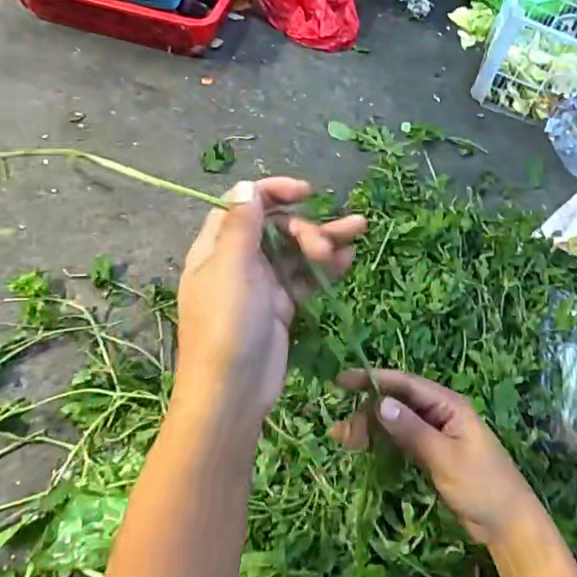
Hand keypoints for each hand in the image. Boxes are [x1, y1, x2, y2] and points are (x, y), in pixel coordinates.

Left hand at [176, 178, 366, 414]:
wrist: (234, 390)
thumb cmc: (227, 326)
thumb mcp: (232, 270)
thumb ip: (241, 226)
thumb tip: (246, 185)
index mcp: (216, 249)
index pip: (243, 206)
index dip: (273, 192)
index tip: (307, 193)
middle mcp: (239, 262)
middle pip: (277, 228)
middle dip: (306, 227)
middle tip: (325, 246)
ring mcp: (263, 285)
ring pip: (297, 252)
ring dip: (326, 239)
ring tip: (360, 229)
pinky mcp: (283, 306)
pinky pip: (307, 277)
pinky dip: (326, 266)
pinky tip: (349, 258)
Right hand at [330, 369, 542, 544]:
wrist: (505, 520)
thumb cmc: (481, 484)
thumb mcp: (444, 457)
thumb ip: (412, 430)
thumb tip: (380, 402)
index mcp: (450, 405)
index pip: (407, 384)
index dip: (373, 380)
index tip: (341, 381)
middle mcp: (442, 414)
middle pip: (398, 402)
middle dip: (367, 411)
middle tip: (339, 433)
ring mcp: (437, 434)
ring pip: (397, 422)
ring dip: (371, 427)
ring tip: (342, 440)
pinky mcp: (433, 454)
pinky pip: (402, 440)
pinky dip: (382, 442)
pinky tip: (363, 448)